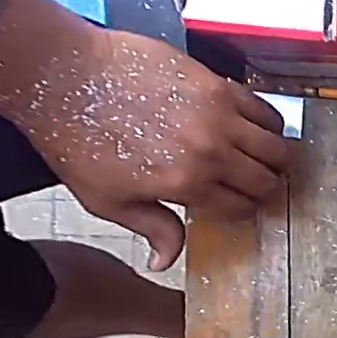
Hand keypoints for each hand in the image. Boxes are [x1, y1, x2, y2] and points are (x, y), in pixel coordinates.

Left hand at [17, 27, 296, 269]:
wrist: (59, 74)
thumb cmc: (76, 138)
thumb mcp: (106, 199)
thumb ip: (150, 228)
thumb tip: (166, 262)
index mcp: (187, 184)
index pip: (241, 207)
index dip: (244, 210)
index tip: (239, 204)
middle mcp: (212, 152)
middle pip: (267, 180)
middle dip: (264, 187)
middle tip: (255, 182)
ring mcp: (219, 116)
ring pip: (278, 147)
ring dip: (275, 157)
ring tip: (263, 156)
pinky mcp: (218, 85)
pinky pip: (266, 109)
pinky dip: (270, 123)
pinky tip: (256, 126)